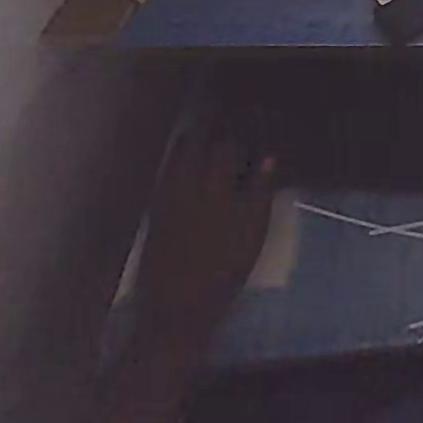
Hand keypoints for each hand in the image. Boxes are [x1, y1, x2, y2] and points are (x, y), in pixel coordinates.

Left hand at [133, 130, 276, 356]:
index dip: (236, 130)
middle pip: (197, 145)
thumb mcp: (252, 236)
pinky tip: (179, 159)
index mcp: (217, 191)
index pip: (226, 148)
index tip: (244, 117)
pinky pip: (164, 175)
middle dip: (208, 125)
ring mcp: (168, 198)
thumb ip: (260, 194)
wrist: (178, 311)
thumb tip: (268, 158)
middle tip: (218, 111)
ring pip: (177, 157)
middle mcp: (189, 187)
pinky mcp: (154, 211)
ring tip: (198, 126)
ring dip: (188, 139)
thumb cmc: (224, 275)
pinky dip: (173, 161)